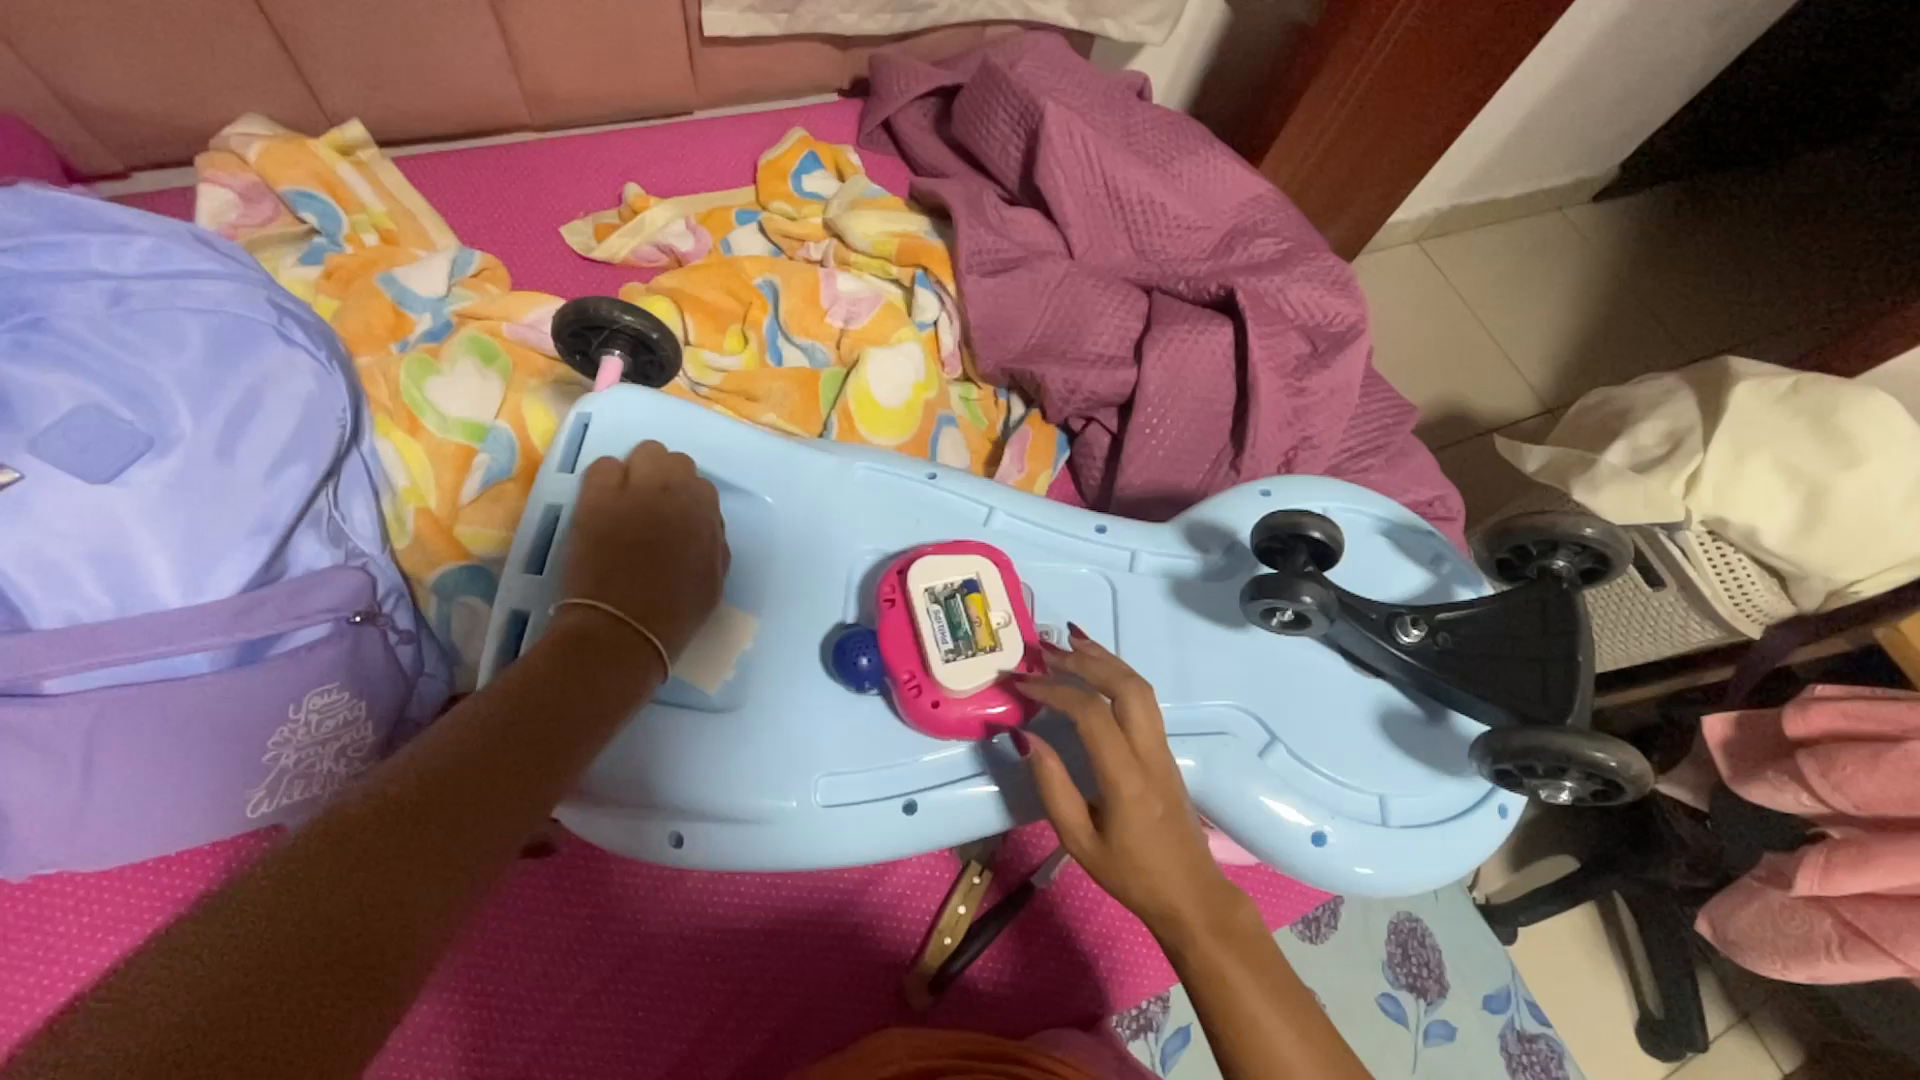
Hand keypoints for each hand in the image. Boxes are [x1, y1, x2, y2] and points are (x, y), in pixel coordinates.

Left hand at [562, 441, 729, 658]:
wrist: (621, 630)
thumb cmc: (675, 613)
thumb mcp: (715, 578)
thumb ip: (713, 541)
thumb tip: (704, 522)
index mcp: (705, 512)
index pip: (702, 485)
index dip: (690, 502)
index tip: (679, 520)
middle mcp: (672, 491)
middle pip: (674, 460)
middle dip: (667, 478)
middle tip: (655, 505)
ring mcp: (632, 491)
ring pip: (643, 452)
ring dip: (640, 471)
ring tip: (629, 499)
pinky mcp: (595, 499)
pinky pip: (603, 465)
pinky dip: (607, 478)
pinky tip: (605, 502)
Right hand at [1014, 628, 1251, 942]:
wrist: (1190, 893)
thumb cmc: (1130, 873)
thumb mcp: (1078, 840)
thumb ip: (1052, 785)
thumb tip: (1026, 735)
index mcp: (1126, 778)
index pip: (1091, 713)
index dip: (1053, 690)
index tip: (1018, 684)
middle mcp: (1149, 752)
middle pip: (1125, 686)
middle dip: (1082, 660)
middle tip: (1042, 649)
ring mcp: (1163, 747)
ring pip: (1140, 686)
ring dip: (1103, 659)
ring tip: (1067, 641)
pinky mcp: (1165, 748)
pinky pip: (1144, 698)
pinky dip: (1117, 673)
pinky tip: (1095, 666)